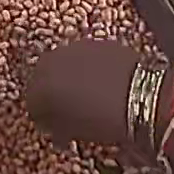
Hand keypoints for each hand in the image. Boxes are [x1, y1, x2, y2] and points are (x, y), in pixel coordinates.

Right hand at [23, 38, 139, 150]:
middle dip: (49, 89)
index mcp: (42, 85)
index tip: (50, 123)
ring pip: (63, 61)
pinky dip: (86, 66)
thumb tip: (51, 122)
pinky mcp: (97, 42)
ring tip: (82, 91)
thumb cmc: (103, 122)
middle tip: (62, 106)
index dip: (41, 114)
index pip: (31, 99)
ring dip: (67, 74)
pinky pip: (84, 55)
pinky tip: (99, 79)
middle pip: (42, 74)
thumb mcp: (73, 131)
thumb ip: (55, 124)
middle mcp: (53, 60)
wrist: (142, 98)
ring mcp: (75, 47)